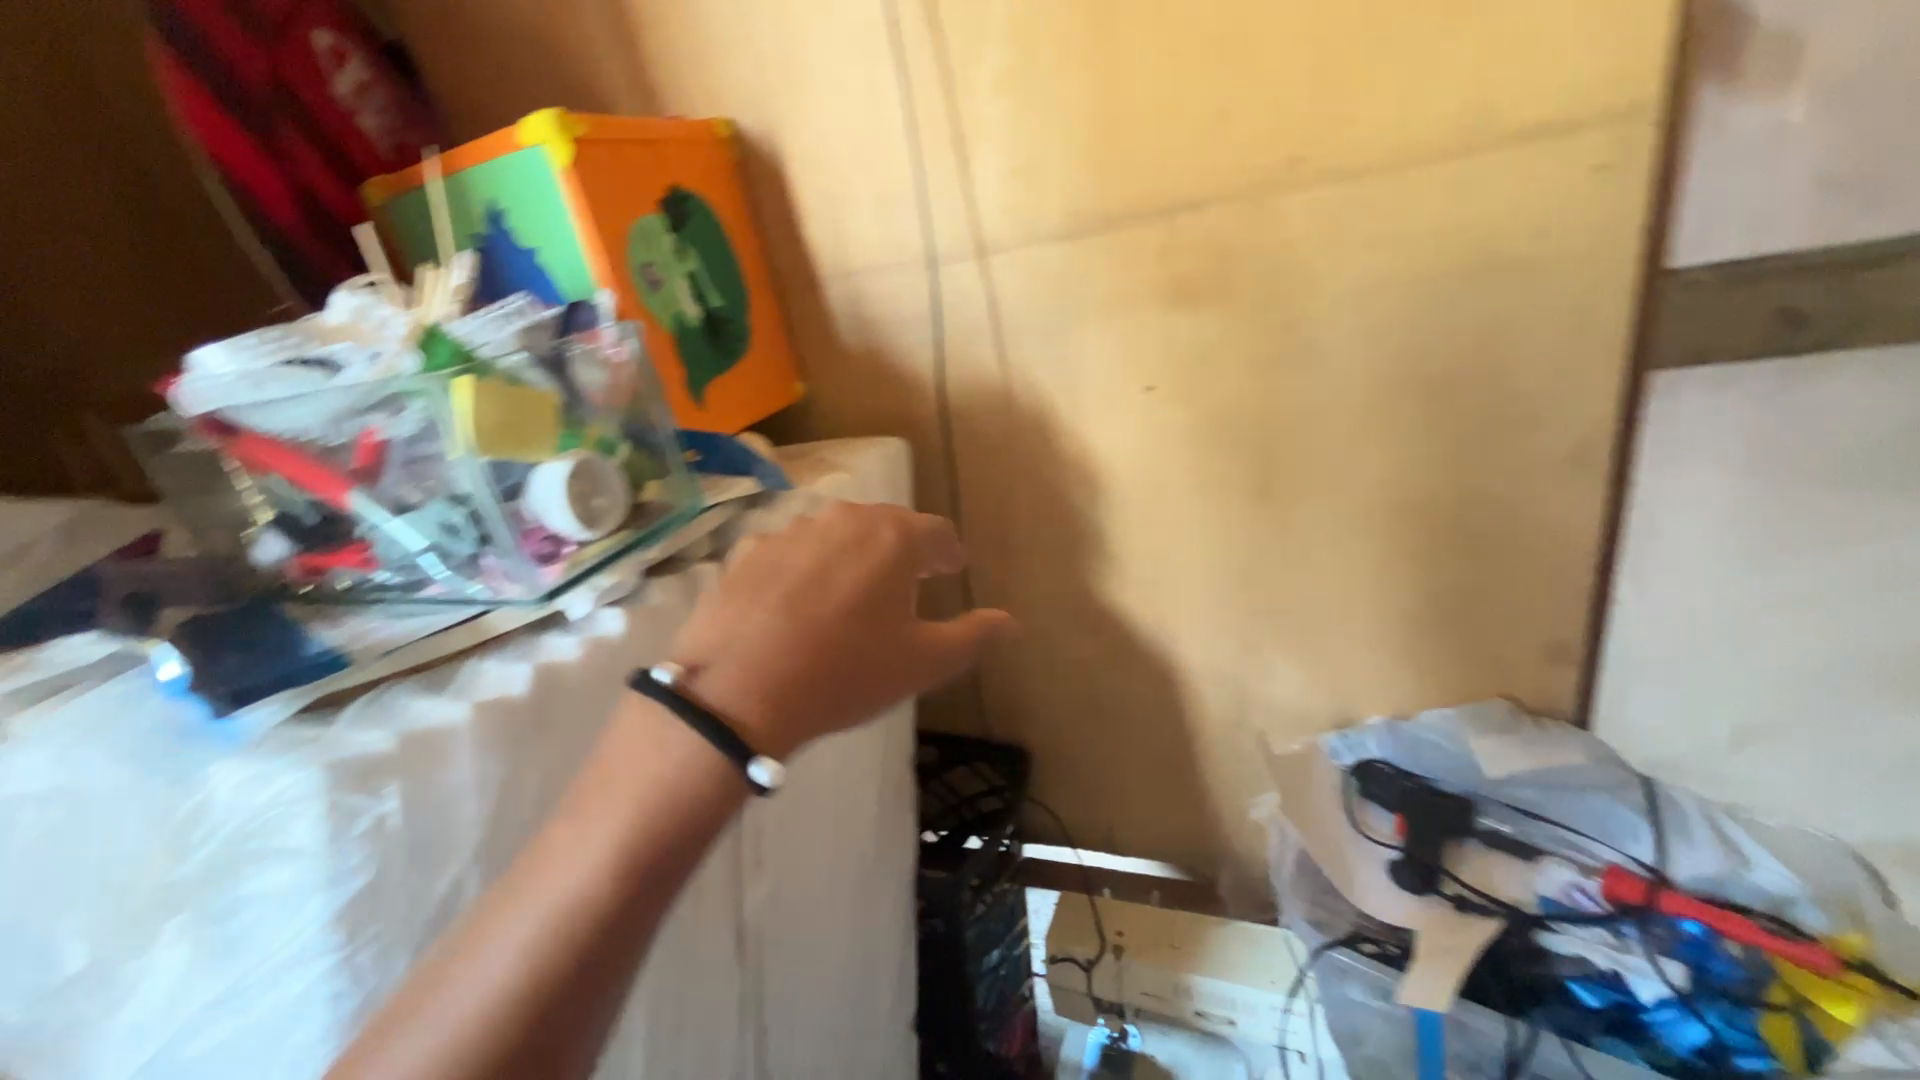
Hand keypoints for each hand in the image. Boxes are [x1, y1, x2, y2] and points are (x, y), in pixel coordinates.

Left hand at [663, 502, 1013, 758]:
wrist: (739, 692)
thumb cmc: (846, 673)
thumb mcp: (923, 663)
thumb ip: (974, 636)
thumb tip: (1012, 622)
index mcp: (893, 537)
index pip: (937, 533)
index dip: (948, 554)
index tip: (951, 571)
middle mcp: (843, 519)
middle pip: (885, 526)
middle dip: (901, 551)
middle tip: (906, 583)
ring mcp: (789, 531)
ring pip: (835, 536)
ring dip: (850, 557)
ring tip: (849, 596)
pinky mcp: (747, 552)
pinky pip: (791, 553)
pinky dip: (804, 570)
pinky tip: (796, 605)